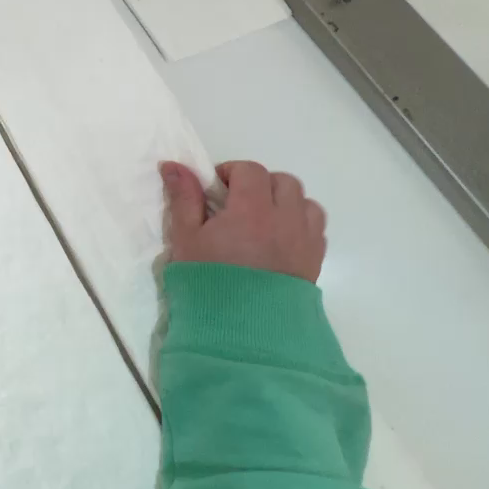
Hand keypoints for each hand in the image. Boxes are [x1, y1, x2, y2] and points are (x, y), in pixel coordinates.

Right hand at [161, 160, 326, 282]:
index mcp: (252, 208)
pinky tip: (278, 237)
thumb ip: (183, 196)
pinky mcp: (315, 258)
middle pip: (283, 181)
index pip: (251, 170)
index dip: (231, 171)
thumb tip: (173, 164)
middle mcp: (285, 218)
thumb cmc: (211, 275)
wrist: (246, 324)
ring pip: (305, 201)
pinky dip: (299, 222)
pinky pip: (316, 226)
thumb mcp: (186, 234)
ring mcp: (305, 239)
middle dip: (259, 183)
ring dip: (284, 201)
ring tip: (262, 217)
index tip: (216, 189)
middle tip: (237, 201)